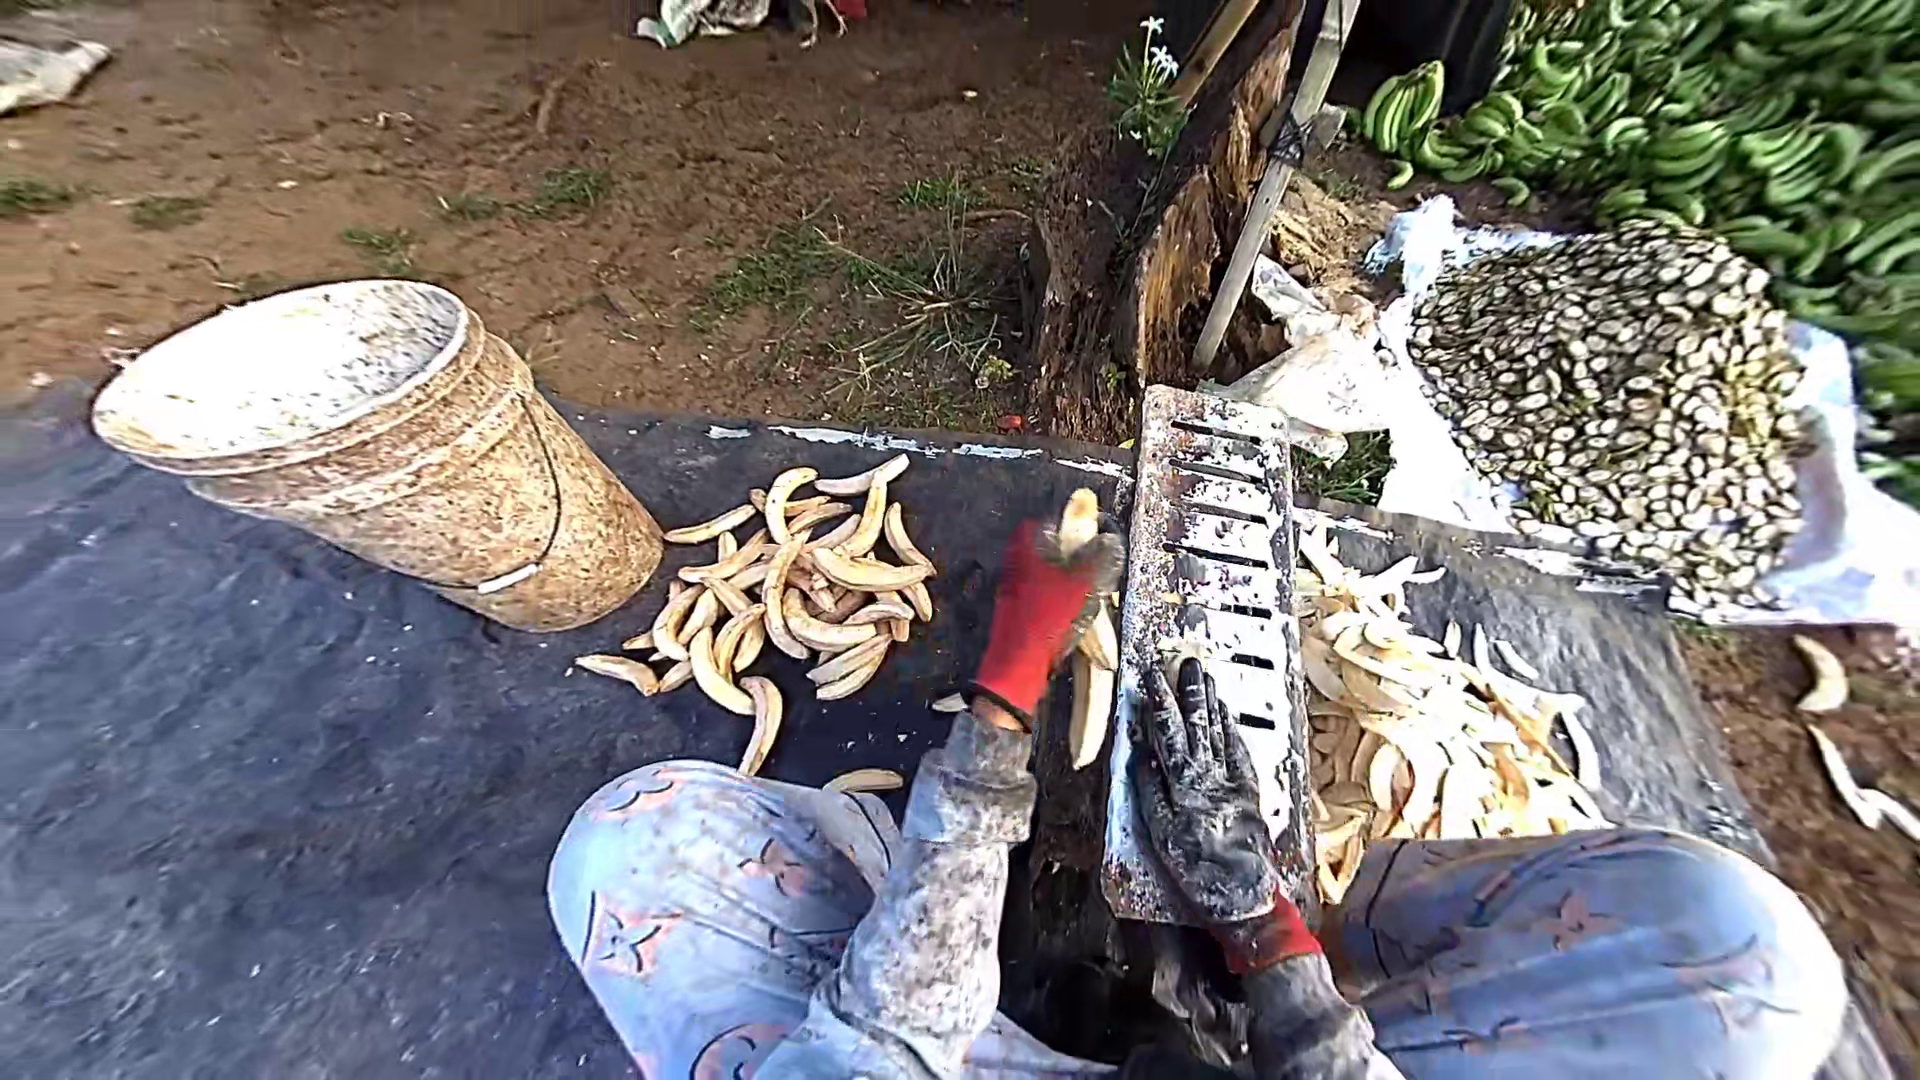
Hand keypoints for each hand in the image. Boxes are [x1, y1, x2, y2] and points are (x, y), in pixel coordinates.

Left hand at [970, 519, 1121, 728]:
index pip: (1033, 526)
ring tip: (1078, 590)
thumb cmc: (1043, 622)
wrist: (1016, 664)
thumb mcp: (1078, 587)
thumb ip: (1095, 562)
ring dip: (1056, 580)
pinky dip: (1050, 601)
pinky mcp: (1012, 615)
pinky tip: (1066, 614)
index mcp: (1022, 555)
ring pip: (1035, 576)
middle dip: (1060, 556)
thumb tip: (1109, 543)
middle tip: (1080, 562)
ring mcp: (1009, 593)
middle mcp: (1012, 570)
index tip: (1073, 533)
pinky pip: (1034, 599)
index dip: (1055, 527)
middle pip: (1035, 551)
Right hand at [1135, 658, 1318, 972]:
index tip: (1150, 676)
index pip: (1168, 731)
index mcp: (1184, 782)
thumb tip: (1142, 752)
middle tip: (1184, 663)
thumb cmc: (1194, 866)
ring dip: (1210, 703)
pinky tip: (1226, 713)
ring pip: (1219, 732)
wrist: (1244, 896)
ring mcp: (1233, 780)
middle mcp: (1210, 774)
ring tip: (1204, 677)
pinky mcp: (1249, 790)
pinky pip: (1240, 751)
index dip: (1158, 701)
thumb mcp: (1159, 830)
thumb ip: (1149, 788)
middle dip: (1188, 691)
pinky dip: (1232, 729)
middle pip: (1197, 724)